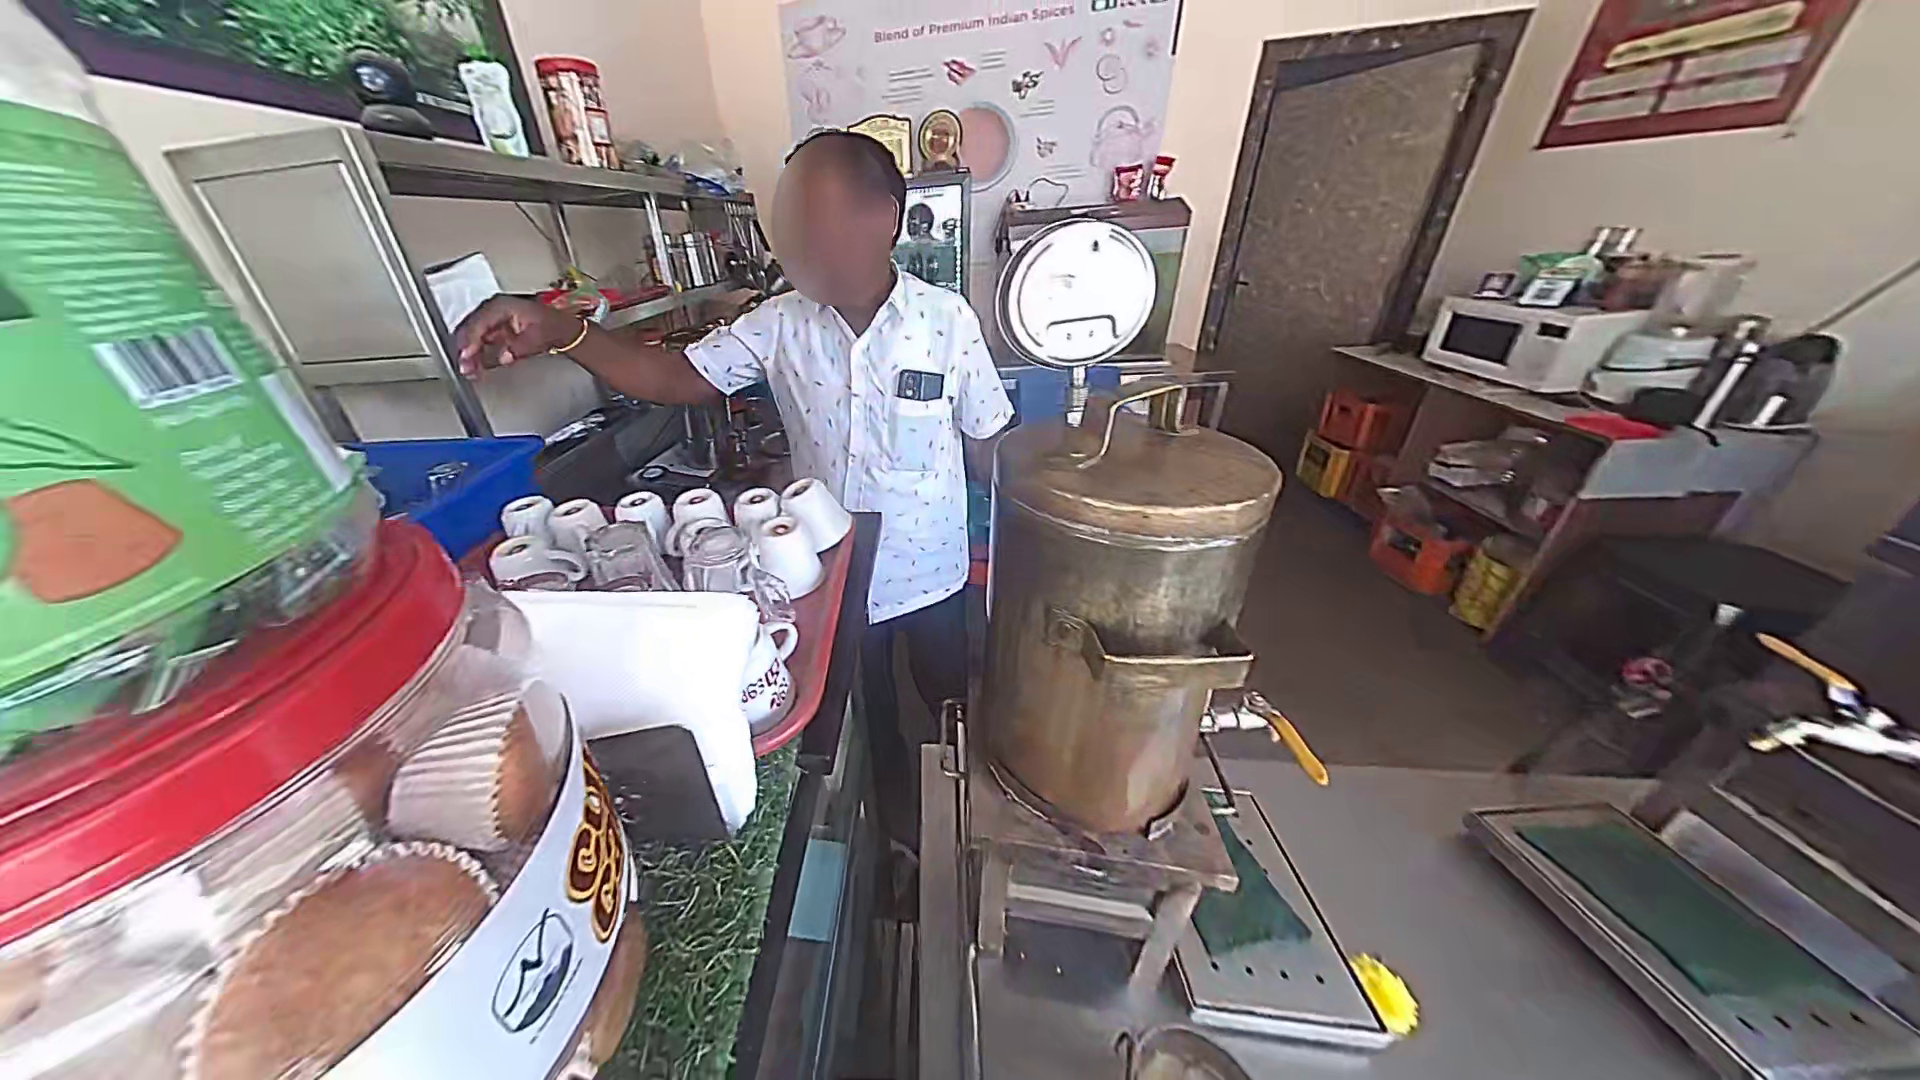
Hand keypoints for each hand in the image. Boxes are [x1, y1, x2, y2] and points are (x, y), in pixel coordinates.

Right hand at [451, 295, 581, 374]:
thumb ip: (519, 347)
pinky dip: (480, 355)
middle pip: (471, 329)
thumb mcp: (538, 336)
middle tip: (465, 367)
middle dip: (466, 350)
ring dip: (471, 354)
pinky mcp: (498, 331)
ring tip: (470, 370)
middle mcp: (494, 310)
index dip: (470, 340)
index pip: (478, 323)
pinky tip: (478, 367)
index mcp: (501, 305)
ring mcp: (495, 320)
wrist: (566, 331)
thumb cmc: (555, 327)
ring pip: (475, 337)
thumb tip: (504, 357)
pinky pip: (484, 343)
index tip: (466, 355)